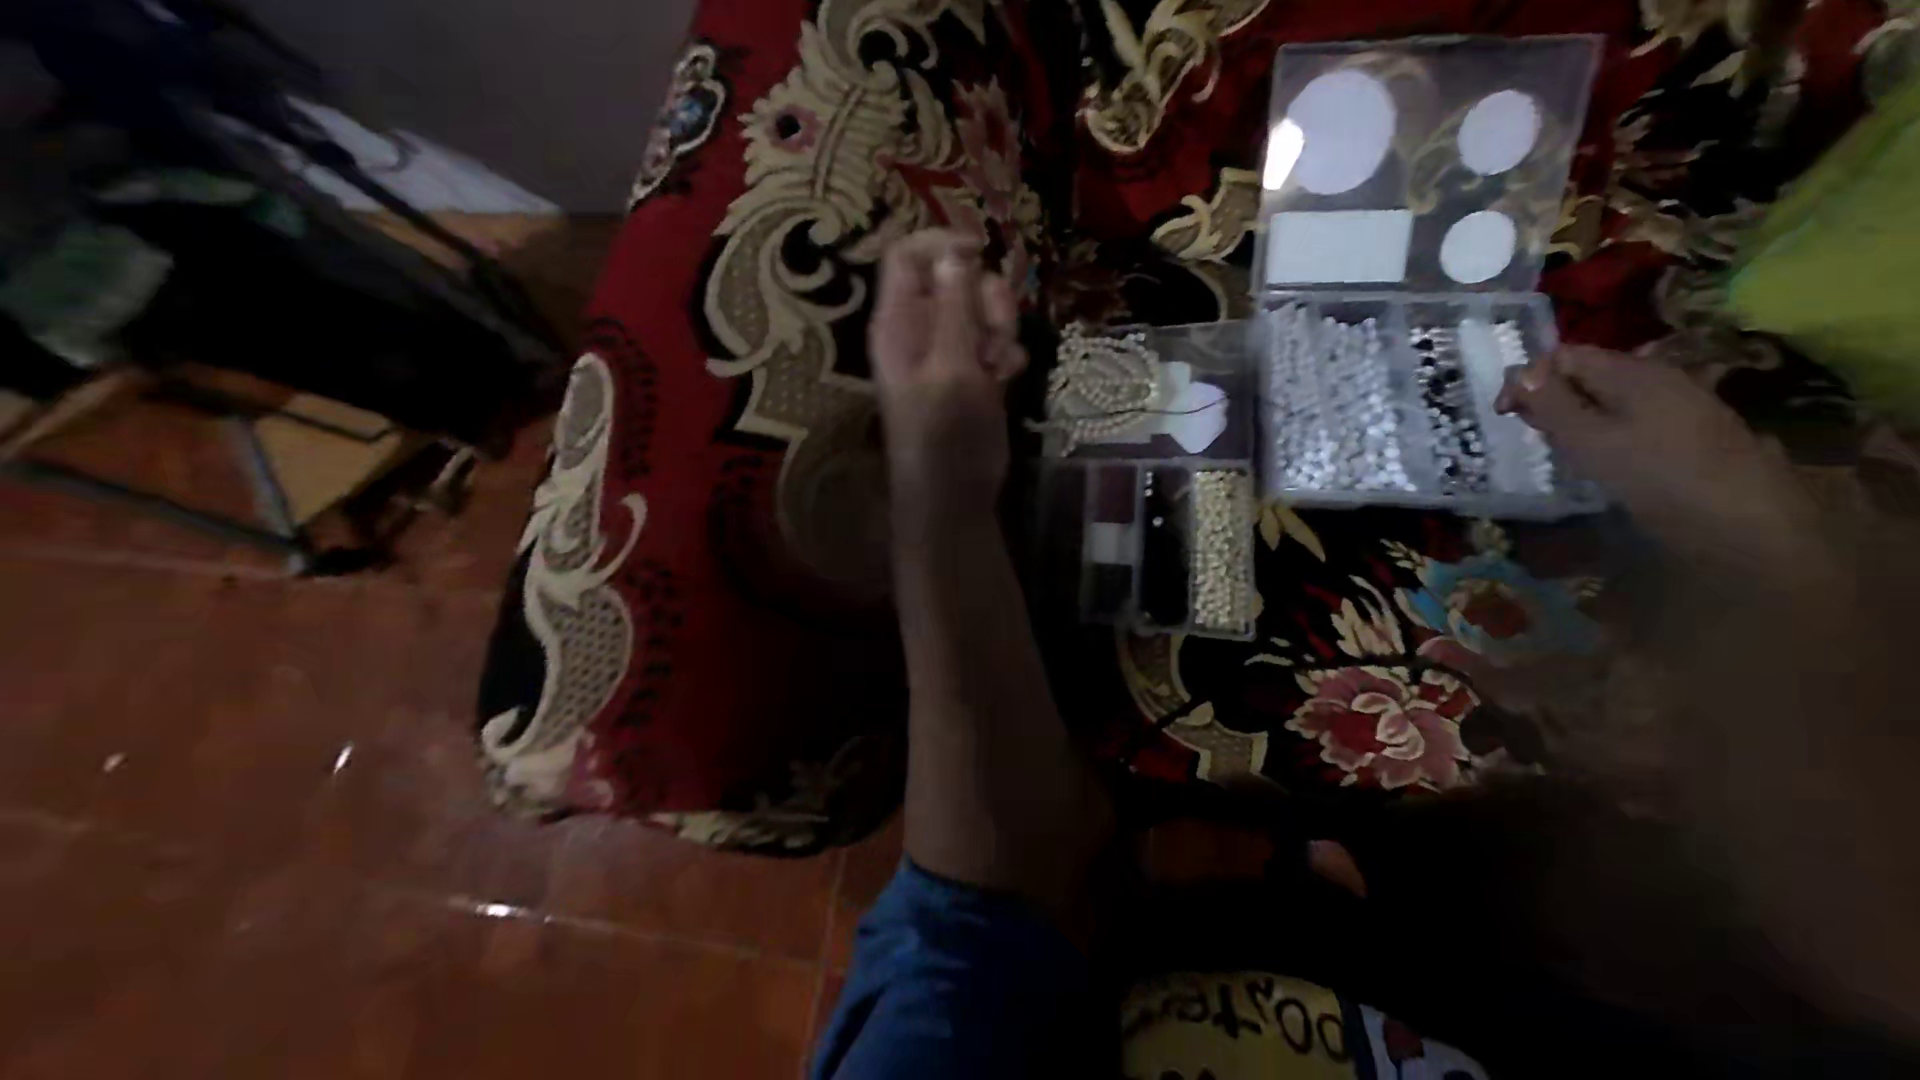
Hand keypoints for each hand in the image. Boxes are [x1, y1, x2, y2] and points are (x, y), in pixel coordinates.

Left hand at [869, 229, 1026, 531]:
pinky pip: (994, 340)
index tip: (983, 255)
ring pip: (980, 307)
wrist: (954, 498)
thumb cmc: (945, 437)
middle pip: (954, 276)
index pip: (908, 254)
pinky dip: (1006, 352)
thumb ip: (954, 308)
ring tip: (1000, 363)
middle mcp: (919, 329)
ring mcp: (947, 351)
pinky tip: (1009, 377)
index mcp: (898, 322)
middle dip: (985, 295)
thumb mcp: (952, 368)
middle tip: (995, 330)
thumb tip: (956, 249)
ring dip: (1001, 326)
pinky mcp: (973, 373)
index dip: (943, 244)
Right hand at [1496, 345, 1821, 569]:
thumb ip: (1550, 404)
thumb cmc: (1653, 472)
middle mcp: (1655, 377)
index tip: (1505, 414)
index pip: (1564, 355)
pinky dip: (1599, 427)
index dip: (1527, 378)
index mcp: (1632, 372)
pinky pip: (1626, 414)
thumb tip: (1519, 372)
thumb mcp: (1587, 438)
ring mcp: (1674, 402)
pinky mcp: (1682, 428)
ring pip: (1604, 395)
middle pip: (1585, 372)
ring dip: (1572, 414)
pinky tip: (1596, 454)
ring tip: (1559, 445)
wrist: (1740, 516)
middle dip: (1549, 396)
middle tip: (1533, 432)